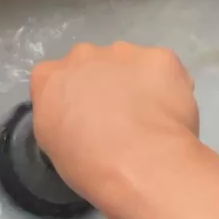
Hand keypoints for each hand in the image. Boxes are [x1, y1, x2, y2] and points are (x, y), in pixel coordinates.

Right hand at [29, 42, 208, 207]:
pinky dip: (166, 86)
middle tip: (117, 118)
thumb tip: (75, 117)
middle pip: (90, 64)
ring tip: (148, 117)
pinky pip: (161, 69)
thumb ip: (58, 118)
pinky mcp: (160, 57)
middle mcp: (81, 55)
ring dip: (133, 81)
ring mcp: (122, 52)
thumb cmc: (90, 166)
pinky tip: (169, 113)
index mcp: (49, 77)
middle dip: (102, 84)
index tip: (83, 120)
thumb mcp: (53, 147)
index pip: (54, 79)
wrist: (143, 166)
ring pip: (127, 62)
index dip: (71, 99)